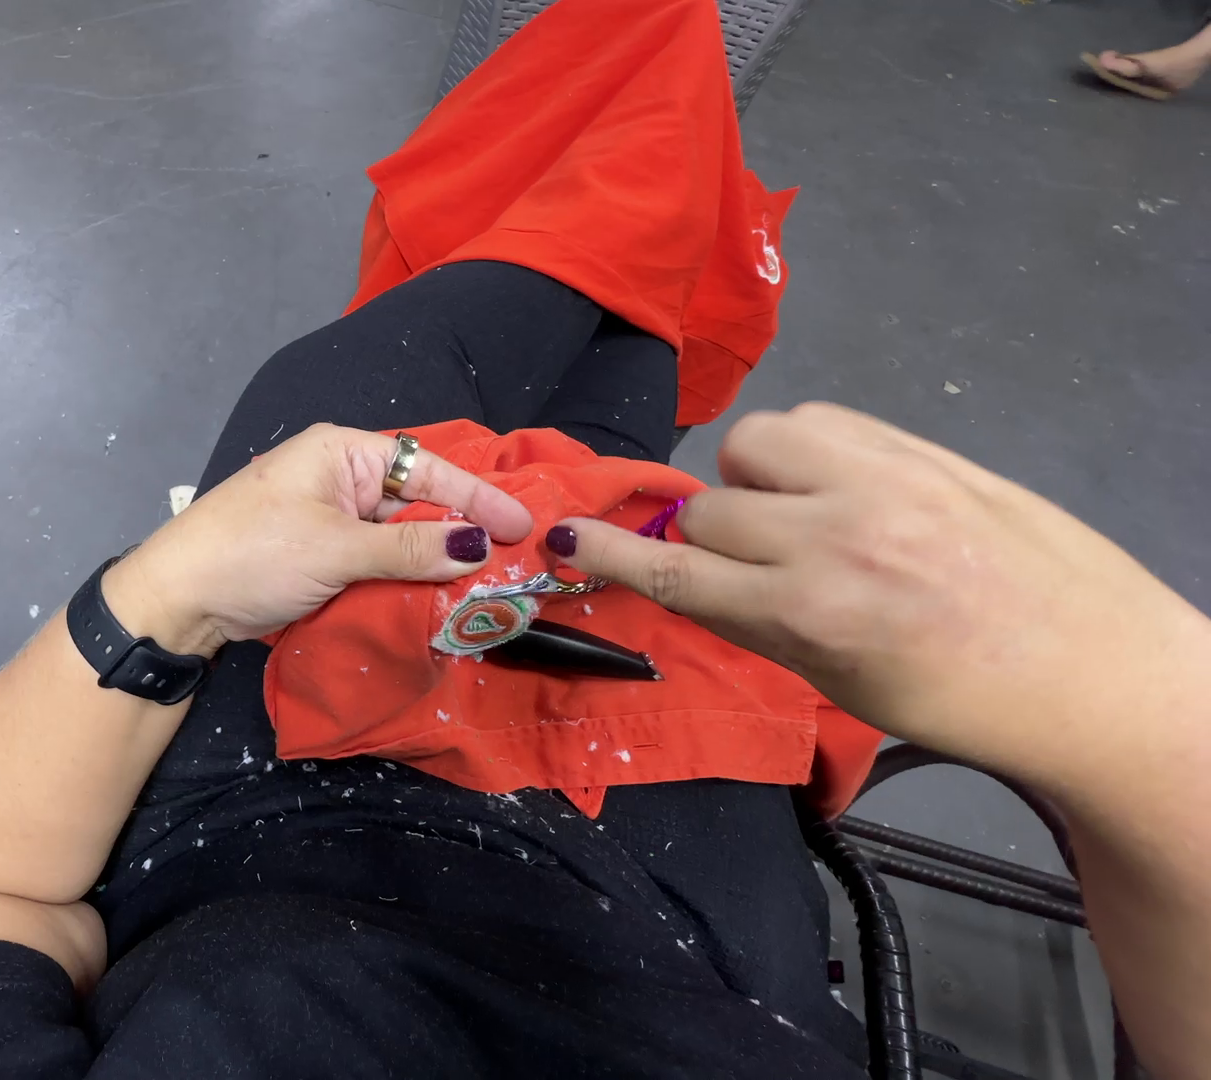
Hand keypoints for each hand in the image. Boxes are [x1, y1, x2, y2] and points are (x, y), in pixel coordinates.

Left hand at [103, 423, 533, 655]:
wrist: (181, 598)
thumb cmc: (254, 553)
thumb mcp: (336, 548)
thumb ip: (409, 548)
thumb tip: (477, 547)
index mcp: (343, 453)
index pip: (425, 468)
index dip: (477, 497)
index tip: (523, 527)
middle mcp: (341, 478)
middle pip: (417, 503)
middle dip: (458, 534)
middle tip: (509, 567)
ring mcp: (331, 518)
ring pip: (399, 537)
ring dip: (432, 562)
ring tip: (482, 588)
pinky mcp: (322, 554)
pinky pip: (376, 561)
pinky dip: (403, 579)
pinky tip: (435, 599)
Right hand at [548, 403, 1210, 791]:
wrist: (1110, 683)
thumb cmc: (953, 701)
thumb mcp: (826, 678)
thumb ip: (743, 616)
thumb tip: (683, 569)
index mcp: (811, 616)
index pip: (676, 572)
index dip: (608, 553)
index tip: (562, 537)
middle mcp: (839, 538)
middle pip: (706, 508)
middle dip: (713, 536)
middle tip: (759, 560)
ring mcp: (887, 484)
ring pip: (749, 442)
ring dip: (749, 478)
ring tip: (795, 507)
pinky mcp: (927, 451)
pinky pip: (813, 418)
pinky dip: (799, 448)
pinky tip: (836, 481)